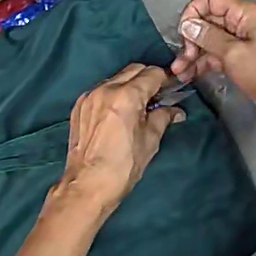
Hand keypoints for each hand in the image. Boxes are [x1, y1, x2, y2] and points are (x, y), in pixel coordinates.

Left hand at [54, 64, 182, 212]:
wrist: (87, 185)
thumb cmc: (124, 165)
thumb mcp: (150, 140)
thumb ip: (163, 117)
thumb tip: (176, 111)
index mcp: (126, 97)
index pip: (152, 74)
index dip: (166, 80)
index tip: (173, 90)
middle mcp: (105, 89)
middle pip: (134, 70)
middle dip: (149, 78)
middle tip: (159, 96)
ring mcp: (89, 96)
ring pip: (117, 77)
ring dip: (131, 84)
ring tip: (139, 104)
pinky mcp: (79, 106)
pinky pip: (102, 89)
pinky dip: (115, 93)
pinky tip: (120, 111)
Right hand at [170, 0, 255, 118]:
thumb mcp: (235, 54)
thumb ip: (209, 38)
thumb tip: (188, 24)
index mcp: (244, 13)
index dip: (193, 12)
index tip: (184, 34)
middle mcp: (241, 23)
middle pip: (207, 20)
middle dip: (190, 37)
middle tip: (183, 58)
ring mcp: (241, 42)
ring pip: (209, 40)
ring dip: (193, 53)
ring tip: (179, 72)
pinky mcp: (241, 59)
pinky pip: (216, 55)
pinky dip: (203, 63)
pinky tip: (189, 75)